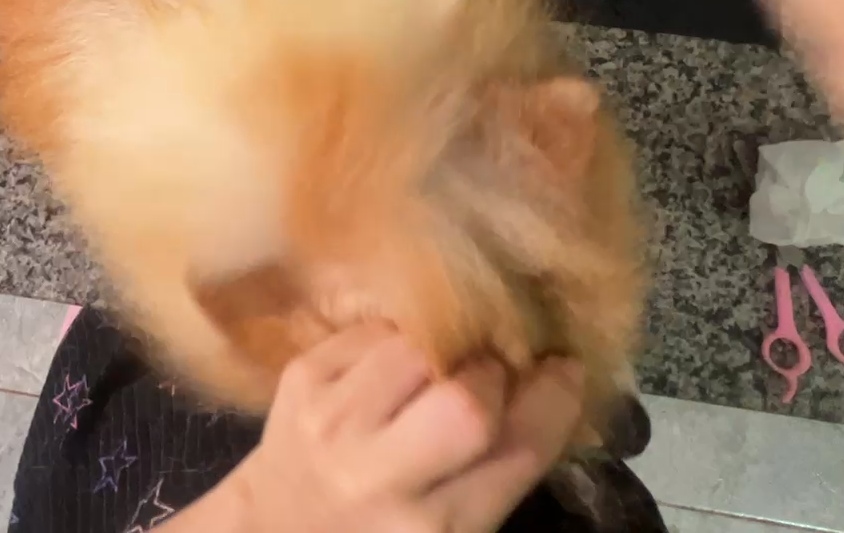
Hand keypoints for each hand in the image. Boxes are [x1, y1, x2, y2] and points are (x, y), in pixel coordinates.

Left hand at [198, 325, 584, 532]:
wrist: (277, 521)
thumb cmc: (376, 527)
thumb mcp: (448, 524)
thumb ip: (493, 468)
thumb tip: (541, 382)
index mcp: (439, 529)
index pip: (515, 453)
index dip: (552, 402)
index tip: (566, 366)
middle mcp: (383, 479)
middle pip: (466, 405)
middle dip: (489, 373)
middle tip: (488, 367)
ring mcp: (334, 423)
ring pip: (412, 351)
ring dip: (438, 344)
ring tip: (438, 357)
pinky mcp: (301, 377)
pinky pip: (367, 331)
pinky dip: (392, 333)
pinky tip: (393, 352)